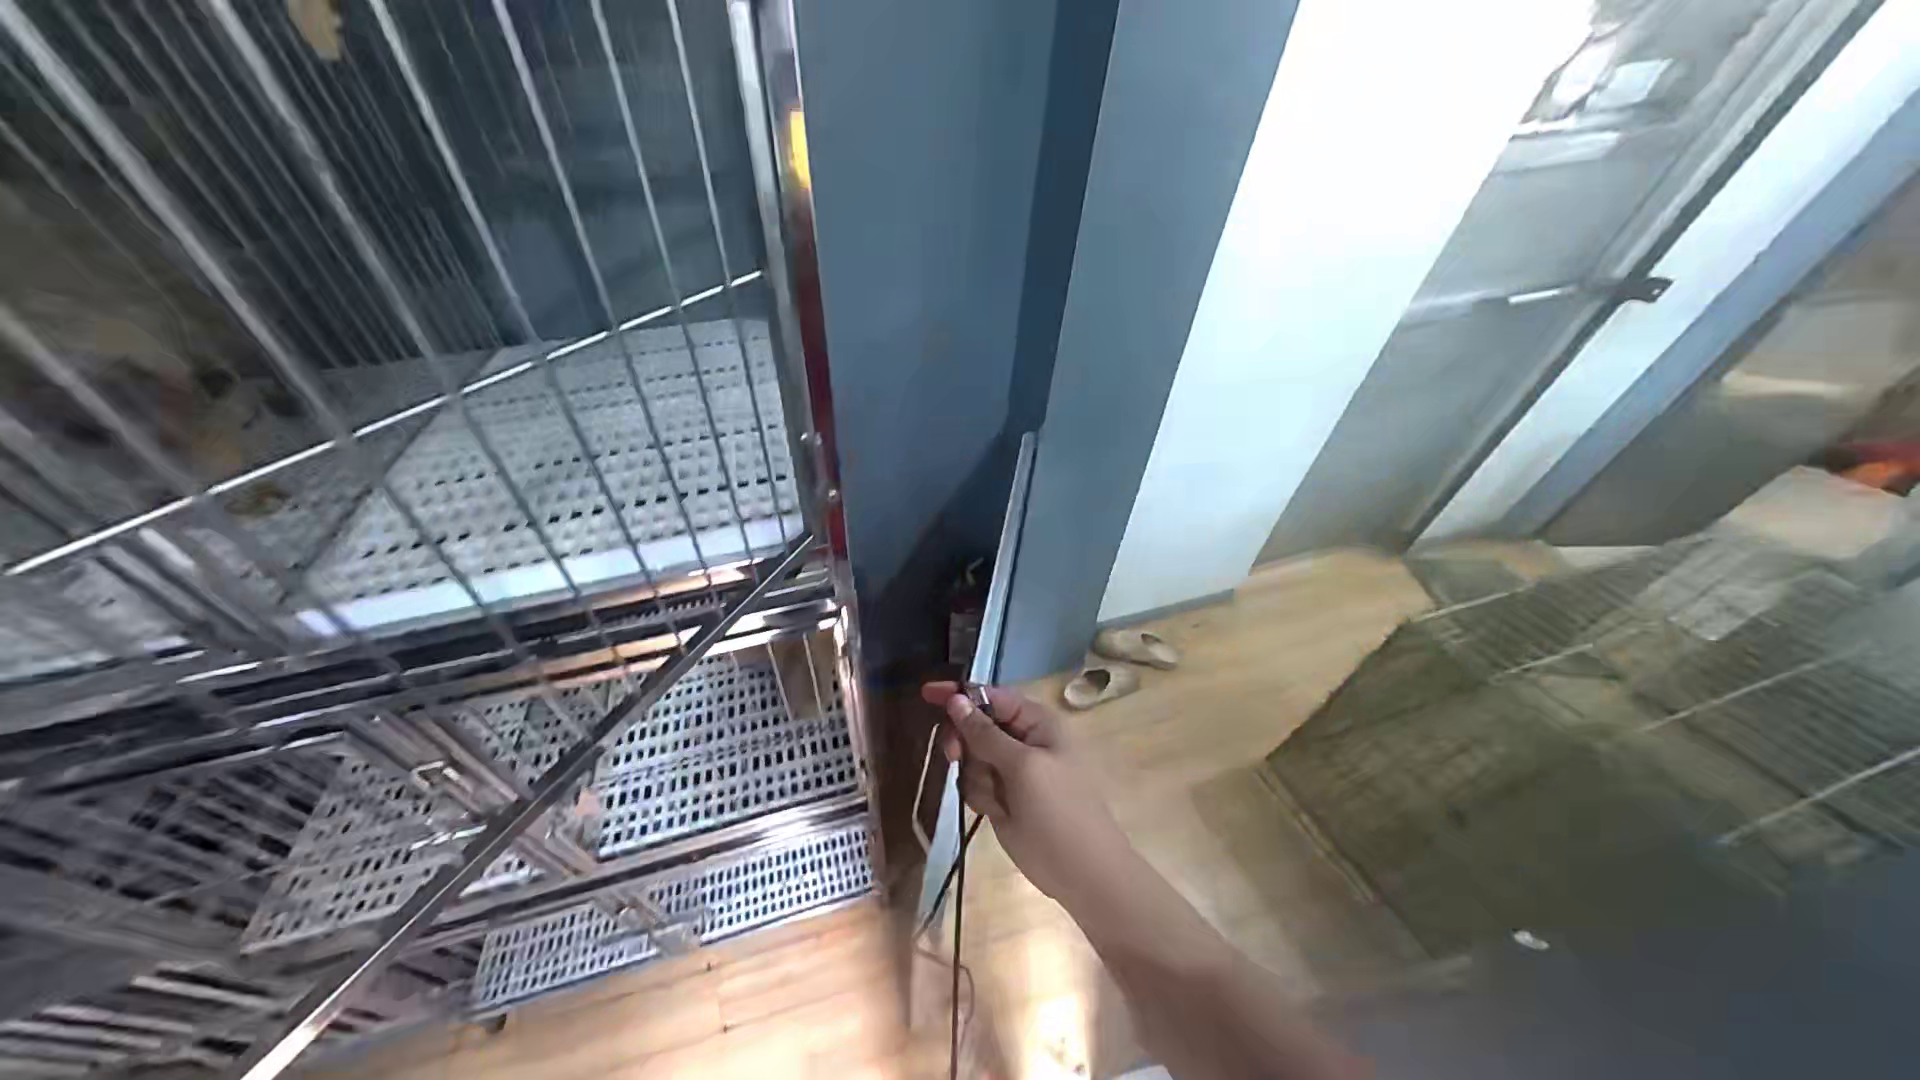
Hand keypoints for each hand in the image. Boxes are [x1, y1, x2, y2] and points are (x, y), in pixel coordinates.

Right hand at [920, 681, 1137, 905]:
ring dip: (976, 776)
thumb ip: (985, 734)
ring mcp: (1012, 770)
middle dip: (966, 743)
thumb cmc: (1058, 813)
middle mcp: (1023, 740)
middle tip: (955, 756)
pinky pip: (974, 783)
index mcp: (1036, 722)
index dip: (959, 694)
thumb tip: (956, 700)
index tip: (926, 694)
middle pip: (975, 725)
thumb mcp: (1022, 767)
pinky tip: (997, 812)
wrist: (1082, 875)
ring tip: (998, 799)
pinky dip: (980, 795)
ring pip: (971, 757)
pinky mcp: (1003, 796)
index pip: (990, 695)